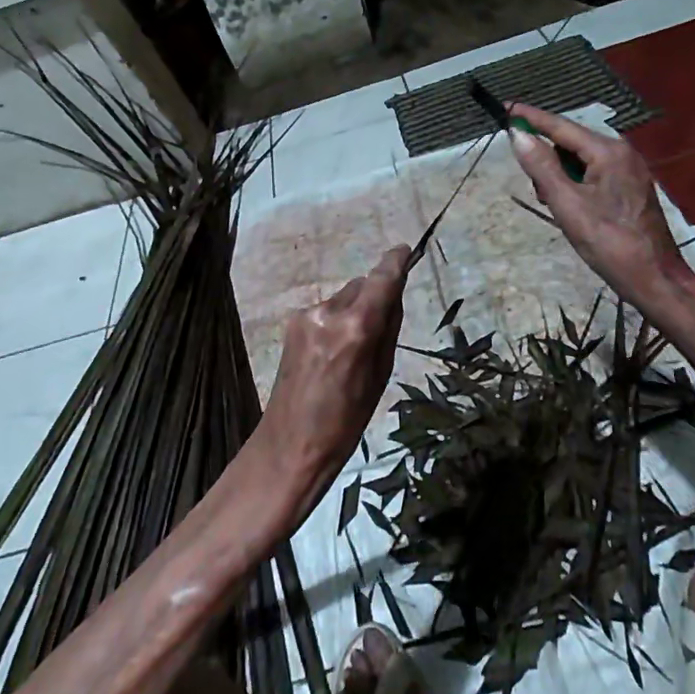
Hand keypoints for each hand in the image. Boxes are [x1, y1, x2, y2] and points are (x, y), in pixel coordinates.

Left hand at [260, 246, 409, 483]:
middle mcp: (328, 312)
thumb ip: (387, 329)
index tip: (404, 250)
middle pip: (361, 286)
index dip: (394, 262)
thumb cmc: (346, 420)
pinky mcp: (292, 324)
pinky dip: (336, 321)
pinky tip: (332, 353)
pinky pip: (326, 311)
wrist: (290, 443)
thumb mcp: (380, 376)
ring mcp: (306, 316)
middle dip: (374, 297)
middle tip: (380, 329)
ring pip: (343, 298)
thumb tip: (392, 297)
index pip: (380, 280)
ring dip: (354, 311)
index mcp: (355, 328)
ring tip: (352, 351)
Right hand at [507, 103, 689, 308]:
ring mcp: (629, 171)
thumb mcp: (568, 205)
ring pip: (581, 161)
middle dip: (546, 158)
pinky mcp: (631, 189)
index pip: (561, 126)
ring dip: (559, 176)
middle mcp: (622, 153)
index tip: (505, 108)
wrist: (655, 279)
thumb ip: (542, 168)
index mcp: (609, 152)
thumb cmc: (609, 242)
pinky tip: (570, 209)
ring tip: (554, 206)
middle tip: (536, 189)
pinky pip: (594, 175)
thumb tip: (518, 135)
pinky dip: (575, 185)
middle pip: (571, 142)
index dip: (531, 118)